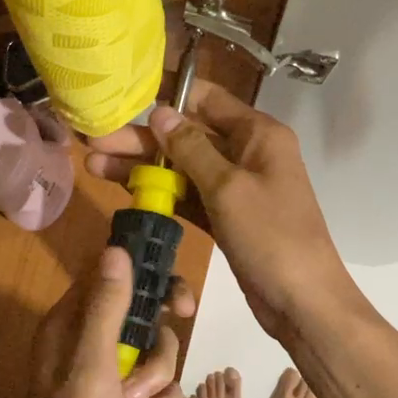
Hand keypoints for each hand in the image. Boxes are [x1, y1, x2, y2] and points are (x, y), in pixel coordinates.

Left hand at [7, 247, 193, 397]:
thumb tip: (116, 249)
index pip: (108, 278)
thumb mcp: (90, 370)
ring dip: (156, 376)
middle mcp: (86, 349)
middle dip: (157, 330)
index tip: (173, 280)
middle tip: (185, 314)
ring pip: (155, 352)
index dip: (142, 273)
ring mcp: (108, 382)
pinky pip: (159, 388)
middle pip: (139, 313)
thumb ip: (107, 310)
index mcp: (67, 329)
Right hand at [87, 78, 357, 338]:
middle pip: (189, 135)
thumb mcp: (228, 188)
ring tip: (95, 166)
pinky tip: (126, 191)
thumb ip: (191, 149)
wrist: (302, 301)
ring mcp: (237, 188)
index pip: (206, 99)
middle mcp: (248, 153)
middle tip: (95, 143)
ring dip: (145, 167)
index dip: (166, 97)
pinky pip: (190, 197)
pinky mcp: (227, 218)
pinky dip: (162, 194)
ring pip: (185, 168)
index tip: (122, 100)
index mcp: (258, 134)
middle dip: (143, 139)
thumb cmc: (270, 237)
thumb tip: (160, 111)